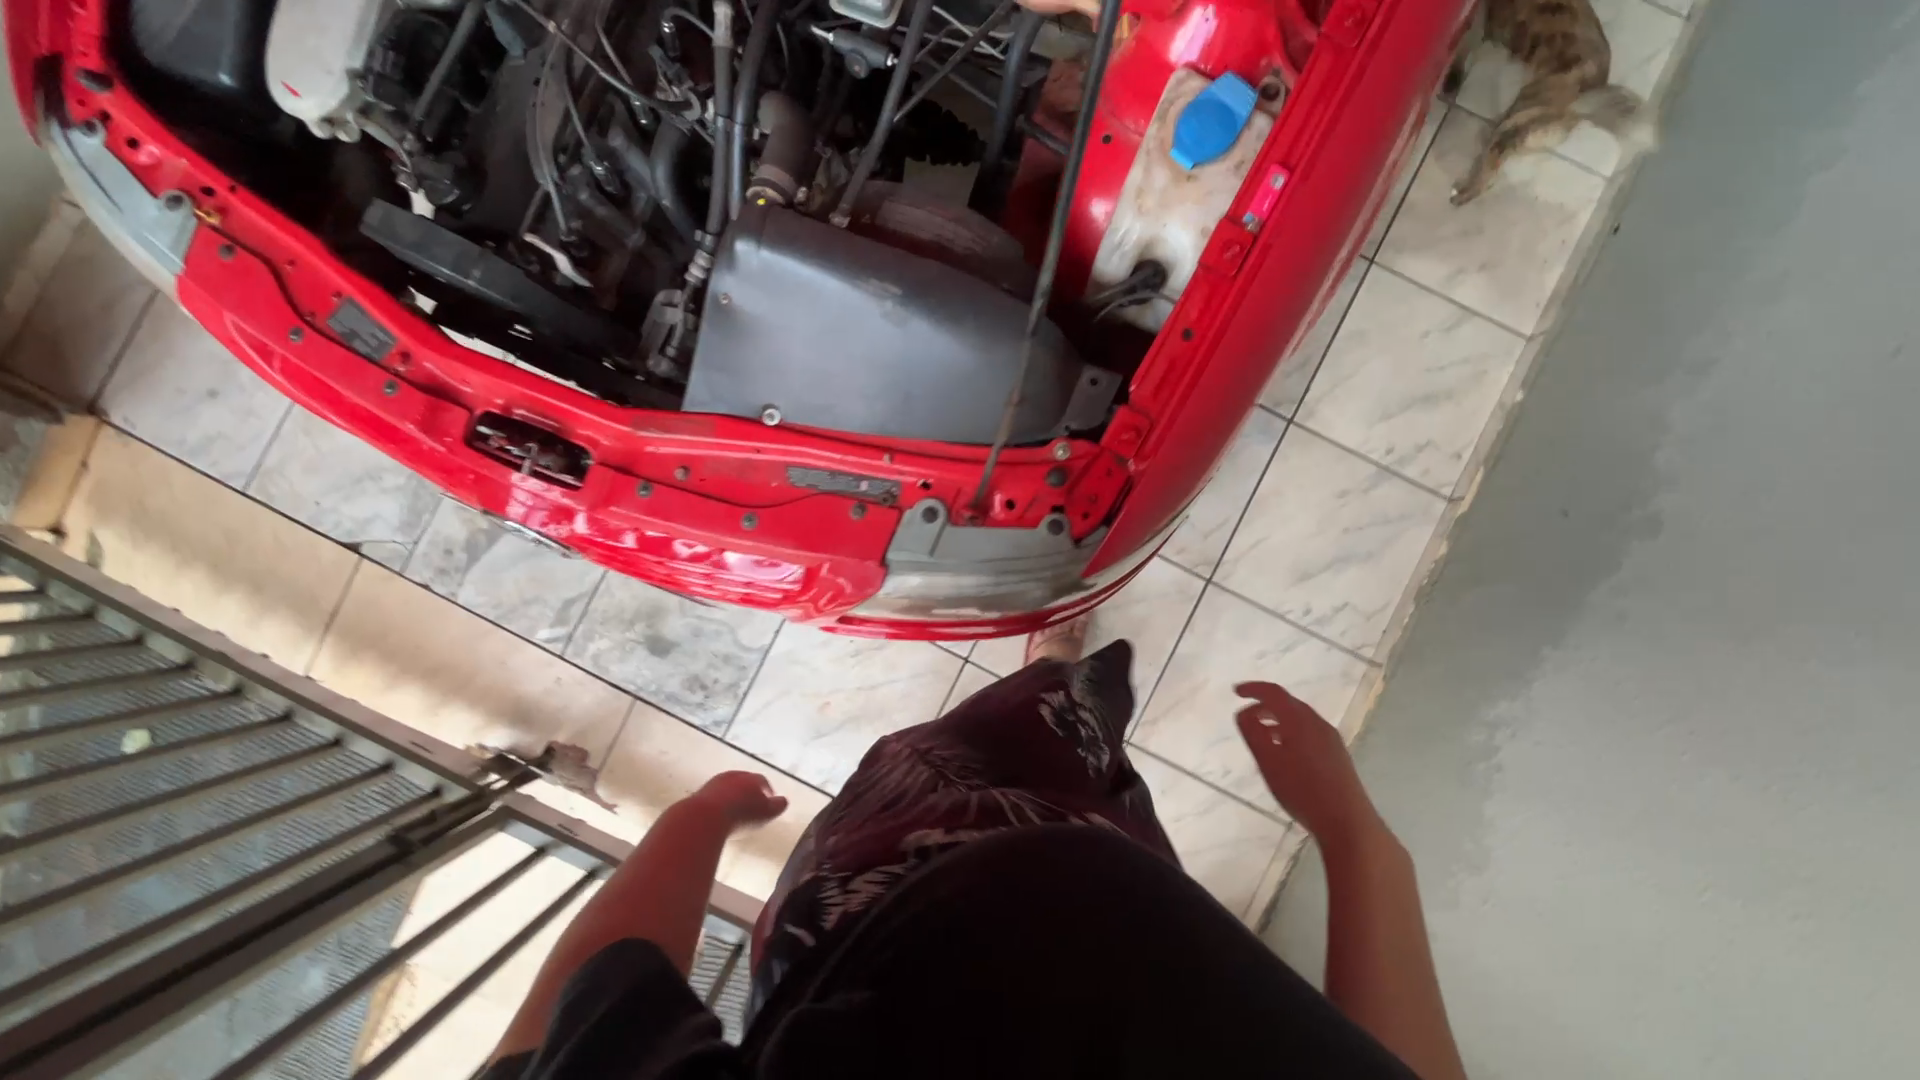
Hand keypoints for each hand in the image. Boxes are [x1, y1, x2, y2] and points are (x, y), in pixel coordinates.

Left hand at [690, 771, 788, 828]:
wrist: (705, 818)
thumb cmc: (741, 815)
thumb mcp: (765, 813)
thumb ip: (776, 806)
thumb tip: (784, 801)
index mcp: (751, 778)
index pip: (762, 781)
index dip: (767, 791)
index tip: (769, 800)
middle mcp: (732, 776)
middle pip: (742, 782)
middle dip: (747, 792)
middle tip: (751, 804)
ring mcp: (713, 785)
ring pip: (726, 789)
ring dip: (731, 798)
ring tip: (734, 812)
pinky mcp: (697, 796)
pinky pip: (712, 799)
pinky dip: (717, 806)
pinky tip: (718, 818)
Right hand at [1235, 682, 1388, 854]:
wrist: (1348, 821)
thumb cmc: (1302, 790)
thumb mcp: (1268, 762)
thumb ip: (1252, 733)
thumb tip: (1244, 713)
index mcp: (1299, 720)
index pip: (1274, 693)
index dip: (1253, 689)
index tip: (1236, 693)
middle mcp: (1317, 723)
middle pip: (1288, 704)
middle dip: (1264, 706)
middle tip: (1246, 717)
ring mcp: (1331, 739)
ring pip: (1299, 719)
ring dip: (1277, 721)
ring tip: (1262, 737)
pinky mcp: (1337, 754)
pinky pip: (1309, 732)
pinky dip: (1290, 733)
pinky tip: (1284, 754)